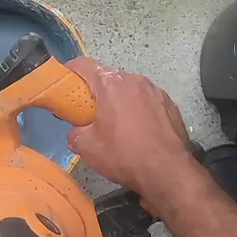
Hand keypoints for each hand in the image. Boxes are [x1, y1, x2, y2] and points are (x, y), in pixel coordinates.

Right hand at [65, 57, 202, 209]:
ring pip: (129, 89)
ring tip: (118, 127)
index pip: (84, 65)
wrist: (168, 172)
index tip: (65, 83)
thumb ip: (75, 133)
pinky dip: (139, 110)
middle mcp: (134, 80)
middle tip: (91, 114)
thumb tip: (76, 131)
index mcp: (111, 84)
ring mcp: (155, 90)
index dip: (70, 71)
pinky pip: (148, 101)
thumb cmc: (125, 156)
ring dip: (120, 102)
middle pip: (108, 78)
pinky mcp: (170, 104)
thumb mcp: (88, 148)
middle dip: (97, 92)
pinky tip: (140, 133)